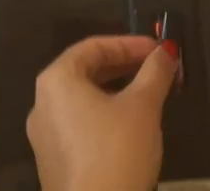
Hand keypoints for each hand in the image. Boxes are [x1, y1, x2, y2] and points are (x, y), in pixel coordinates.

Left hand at [28, 35, 179, 190]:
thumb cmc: (116, 152)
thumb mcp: (143, 107)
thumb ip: (155, 73)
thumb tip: (168, 50)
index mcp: (56, 80)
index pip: (93, 47)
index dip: (129, 44)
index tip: (158, 49)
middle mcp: (42, 103)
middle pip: (85, 71)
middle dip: (123, 66)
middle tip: (155, 69)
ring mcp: (44, 136)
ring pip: (83, 100)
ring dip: (115, 91)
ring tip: (147, 96)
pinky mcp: (52, 164)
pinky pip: (79, 126)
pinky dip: (103, 116)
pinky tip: (129, 129)